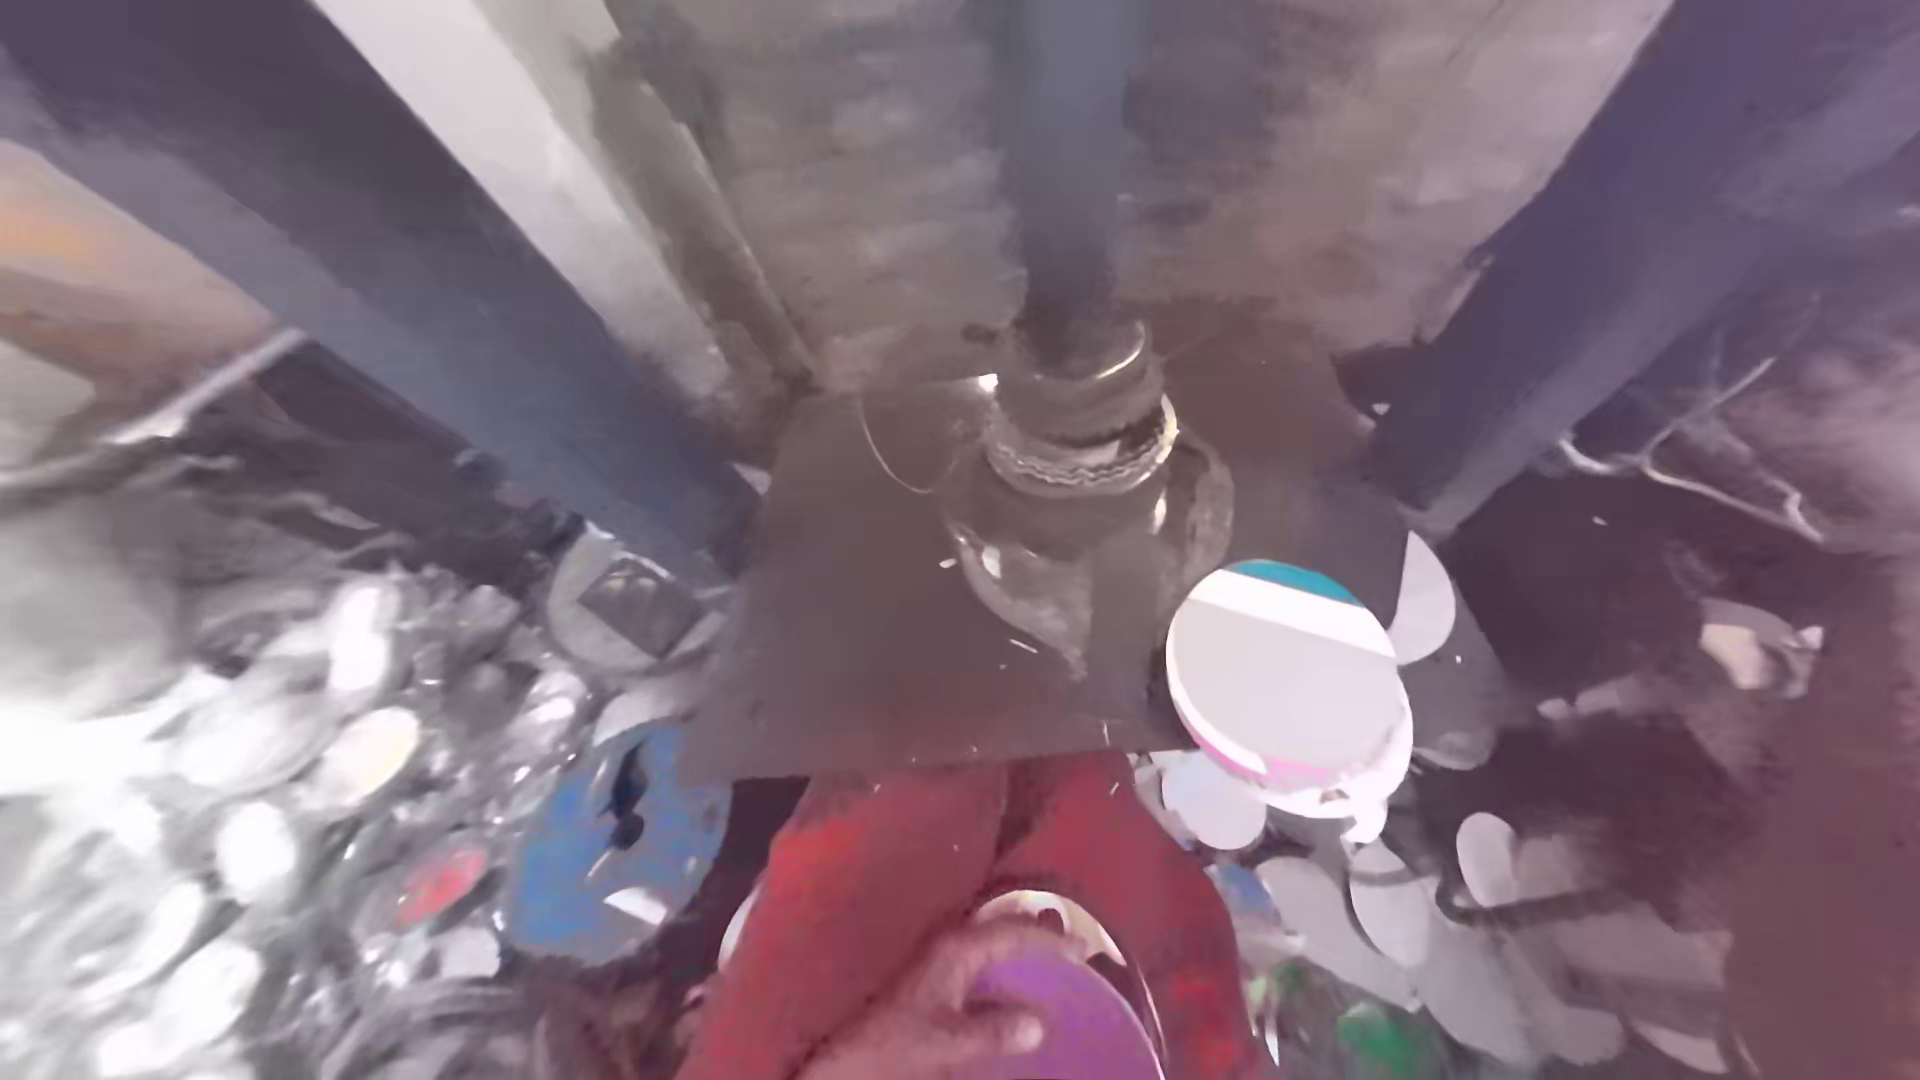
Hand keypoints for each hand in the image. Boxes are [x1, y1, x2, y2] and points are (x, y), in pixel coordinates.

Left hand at [796, 918, 1084, 1079]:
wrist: (852, 1060)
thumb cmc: (898, 1046)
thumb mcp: (947, 1044)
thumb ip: (993, 1031)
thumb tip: (1039, 1021)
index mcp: (957, 948)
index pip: (1011, 932)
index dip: (1048, 940)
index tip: (1083, 948)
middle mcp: (952, 942)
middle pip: (1004, 926)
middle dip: (1039, 933)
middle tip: (1074, 947)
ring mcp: (944, 956)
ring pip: (994, 939)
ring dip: (1024, 946)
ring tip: (1055, 958)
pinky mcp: (940, 974)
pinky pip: (984, 956)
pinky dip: (1008, 962)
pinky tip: (1018, 983)